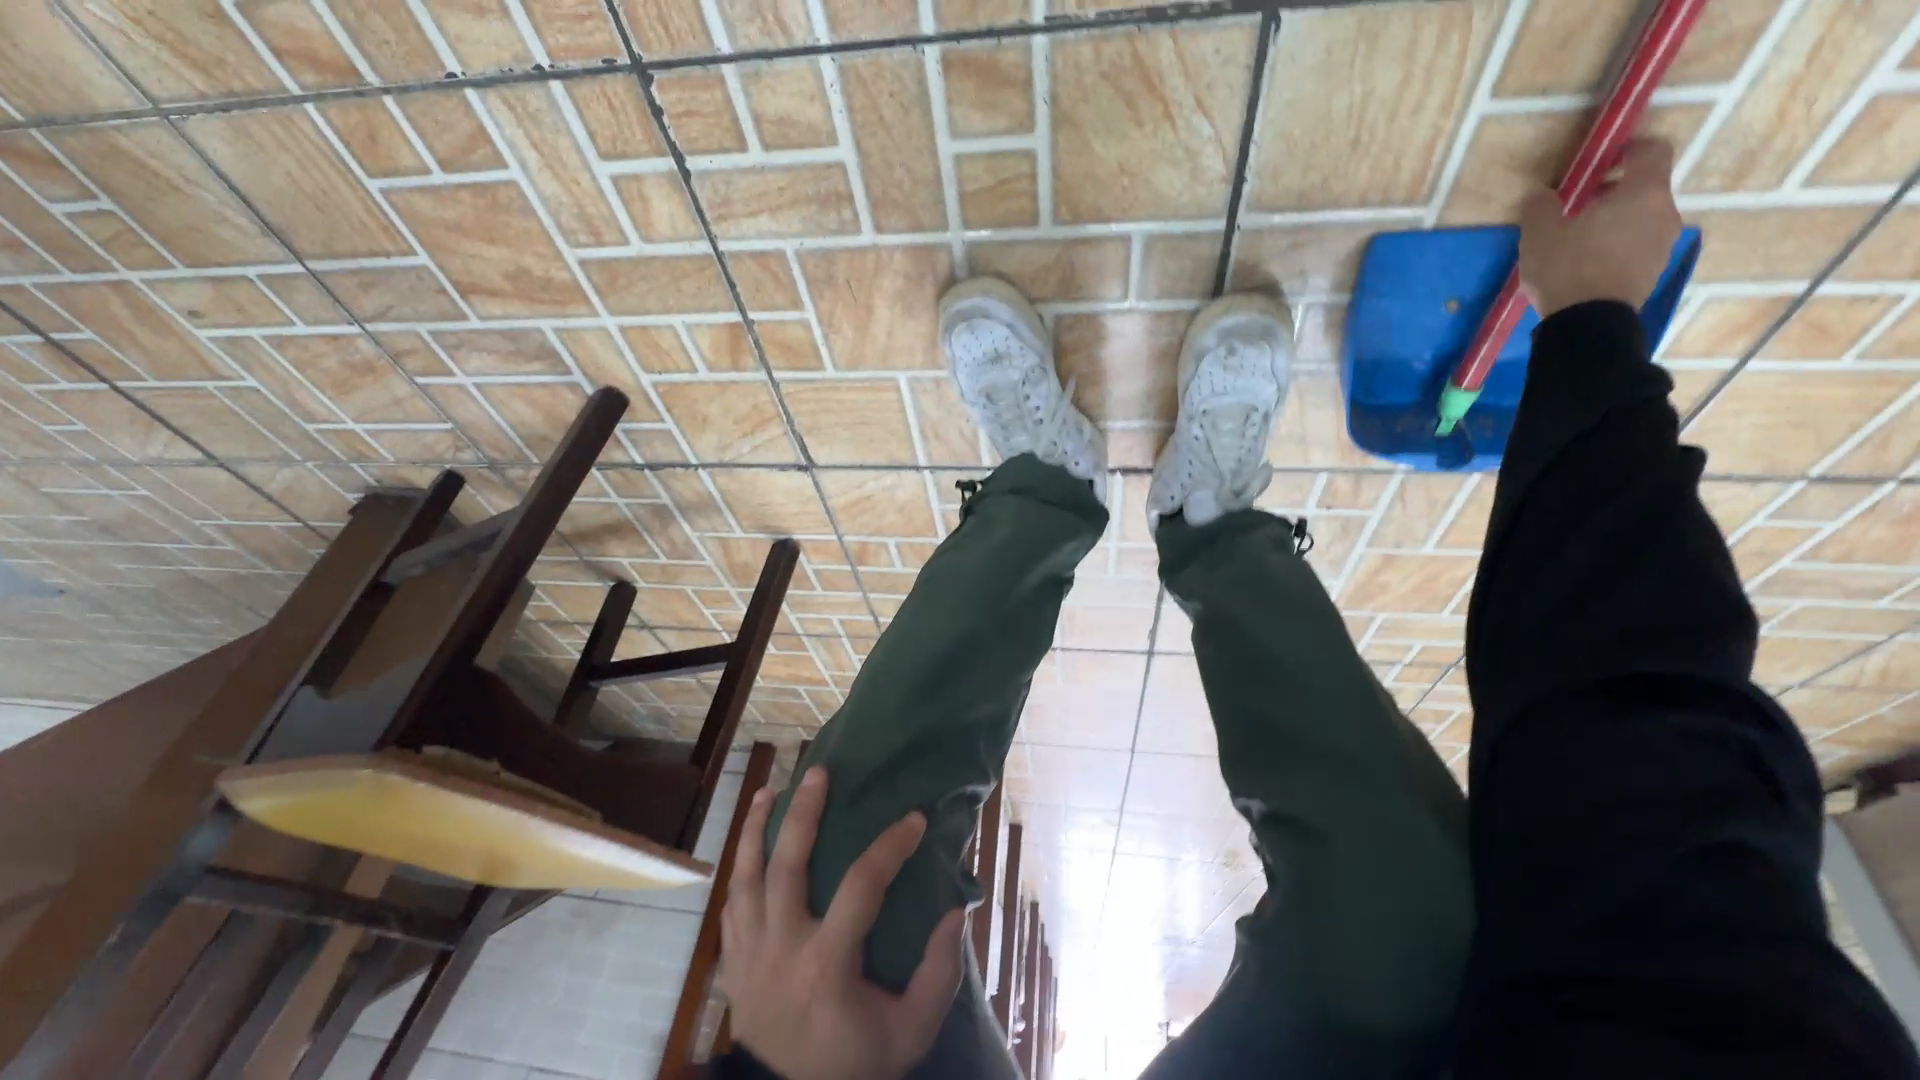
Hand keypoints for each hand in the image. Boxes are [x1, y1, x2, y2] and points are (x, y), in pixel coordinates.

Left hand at [719, 767, 965, 1079]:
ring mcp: (749, 955)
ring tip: (768, 790)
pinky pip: (730, 905)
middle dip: (803, 813)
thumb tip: (956, 912)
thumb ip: (938, 973)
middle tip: (819, 772)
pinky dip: (738, 870)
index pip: (862, 888)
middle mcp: (781, 949)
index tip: (915, 818)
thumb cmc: (857, 1064)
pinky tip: (749, 846)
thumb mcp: (911, 1031)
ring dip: (754, 830)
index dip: (890, 847)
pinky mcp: (733, 964)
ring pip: (744, 877)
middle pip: (785, 867)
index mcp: (827, 965)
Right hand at [1518, 137, 1683, 317]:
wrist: (1587, 325)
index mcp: (1643, 193)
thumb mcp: (1539, 233)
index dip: (1629, 148)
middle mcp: (1664, 213)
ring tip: (1579, 241)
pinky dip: (1617, 246)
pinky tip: (1586, 265)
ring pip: (1641, 219)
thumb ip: (1541, 206)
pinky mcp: (1652, 272)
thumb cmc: (1567, 267)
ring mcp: (1663, 245)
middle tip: (1577, 208)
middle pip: (1645, 189)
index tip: (1602, 160)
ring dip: (1615, 222)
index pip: (1652, 151)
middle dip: (1613, 192)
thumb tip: (1542, 195)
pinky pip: (1637, 246)